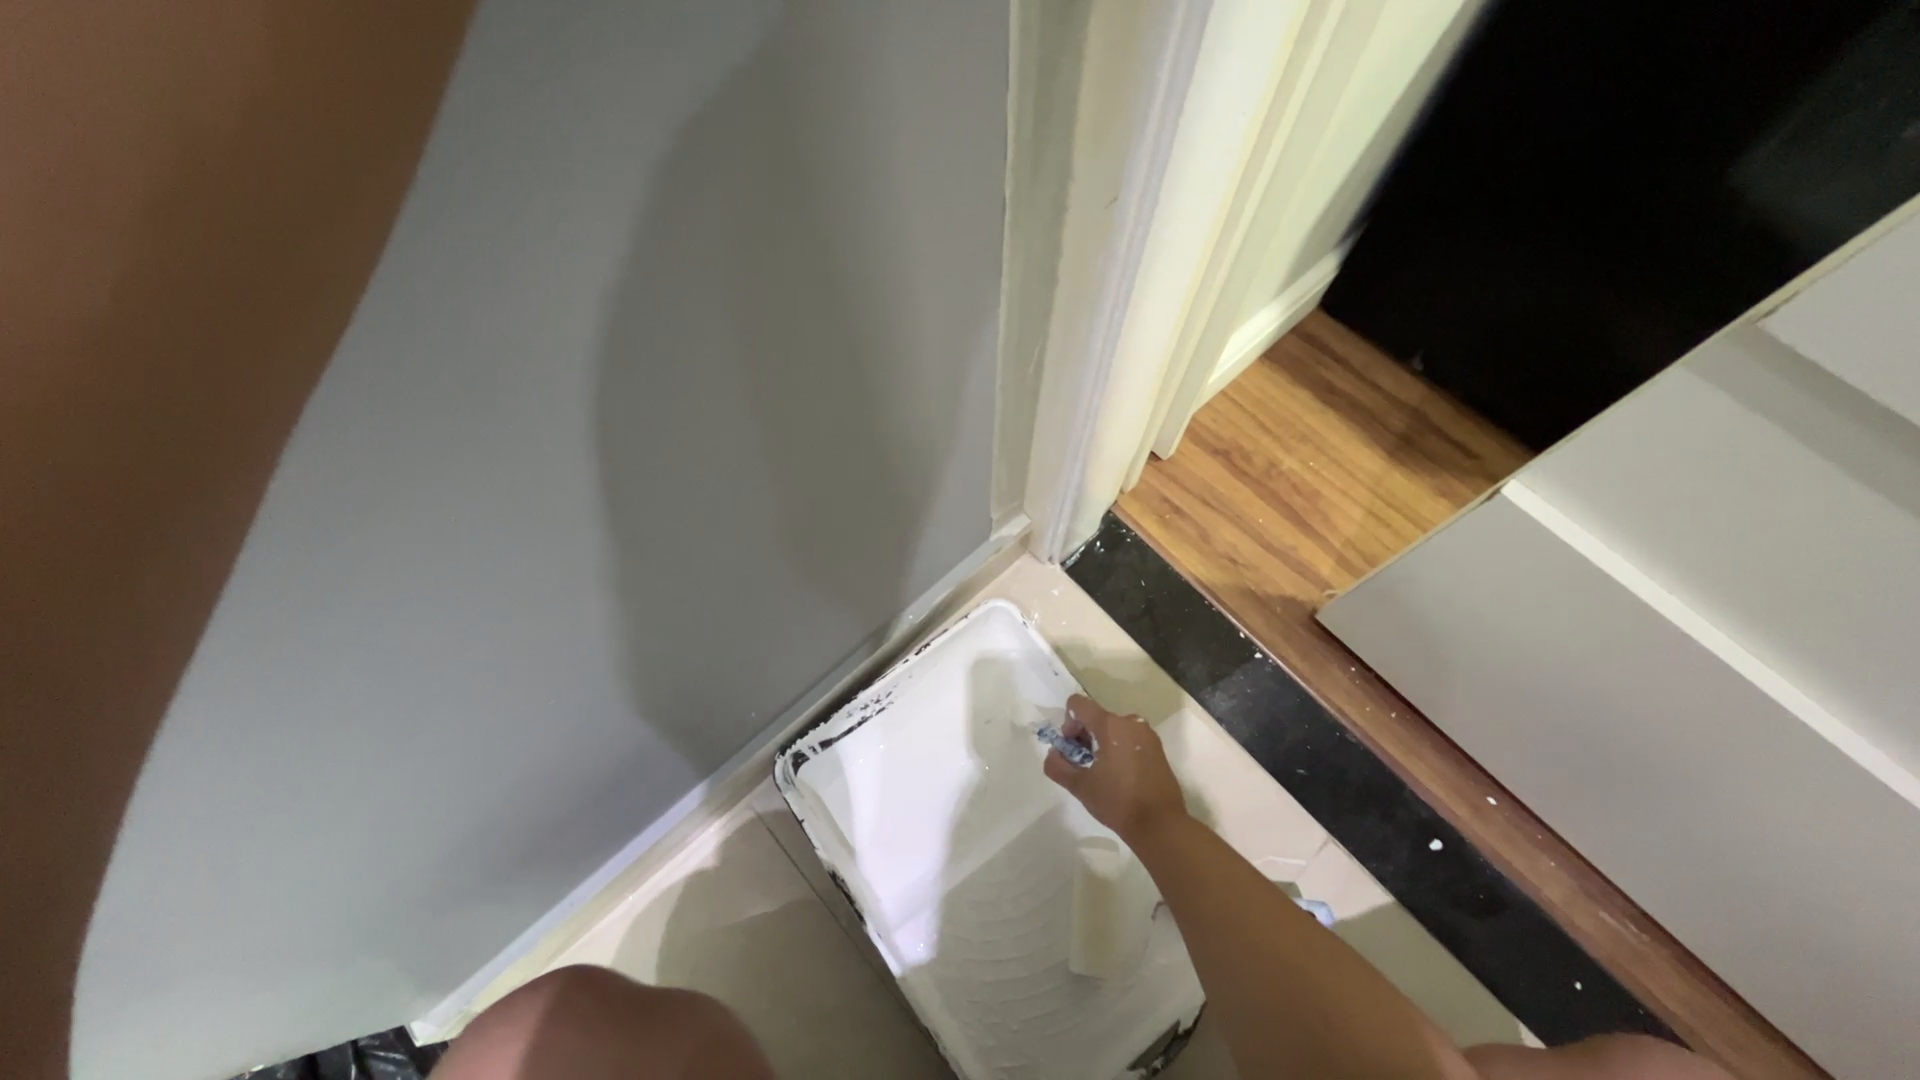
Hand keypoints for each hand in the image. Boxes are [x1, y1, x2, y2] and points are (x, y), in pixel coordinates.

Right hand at [1043, 694, 1187, 844]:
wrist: (1160, 824)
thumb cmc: (1117, 802)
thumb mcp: (1080, 786)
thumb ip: (1057, 766)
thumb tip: (1053, 754)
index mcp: (1111, 725)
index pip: (1079, 704)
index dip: (1067, 722)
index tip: (1071, 747)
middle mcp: (1131, 722)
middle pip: (1097, 716)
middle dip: (1084, 735)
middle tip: (1083, 764)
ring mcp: (1147, 735)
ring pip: (1114, 728)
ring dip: (1101, 742)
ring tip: (1101, 772)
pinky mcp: (1158, 748)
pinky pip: (1130, 738)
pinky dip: (1118, 748)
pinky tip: (1119, 775)